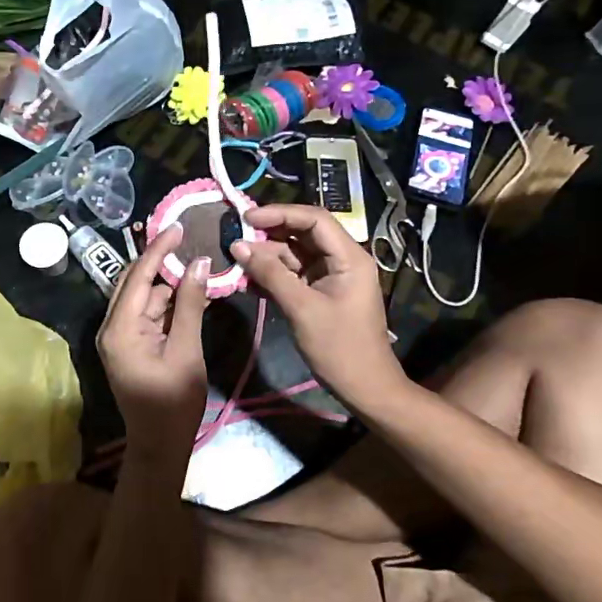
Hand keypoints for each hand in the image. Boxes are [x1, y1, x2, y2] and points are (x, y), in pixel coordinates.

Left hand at [97, 223, 211, 455]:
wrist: (158, 445)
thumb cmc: (173, 402)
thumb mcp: (186, 351)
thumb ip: (189, 305)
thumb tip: (198, 263)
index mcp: (119, 328)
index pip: (140, 276)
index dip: (159, 249)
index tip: (179, 226)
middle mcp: (113, 327)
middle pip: (136, 282)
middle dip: (162, 261)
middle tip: (189, 240)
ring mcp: (120, 337)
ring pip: (144, 297)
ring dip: (169, 284)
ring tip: (198, 267)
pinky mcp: (130, 345)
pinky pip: (148, 314)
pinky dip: (168, 303)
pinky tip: (191, 295)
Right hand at [228, 205, 407, 406]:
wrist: (365, 388)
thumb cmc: (340, 348)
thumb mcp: (302, 309)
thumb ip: (270, 274)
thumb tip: (238, 246)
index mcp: (349, 257)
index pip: (314, 219)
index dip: (281, 213)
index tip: (248, 217)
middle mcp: (342, 260)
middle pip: (303, 234)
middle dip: (269, 234)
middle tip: (236, 237)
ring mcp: (331, 277)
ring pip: (295, 254)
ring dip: (267, 257)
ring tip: (236, 260)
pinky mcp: (320, 293)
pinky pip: (294, 274)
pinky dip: (272, 275)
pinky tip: (248, 279)